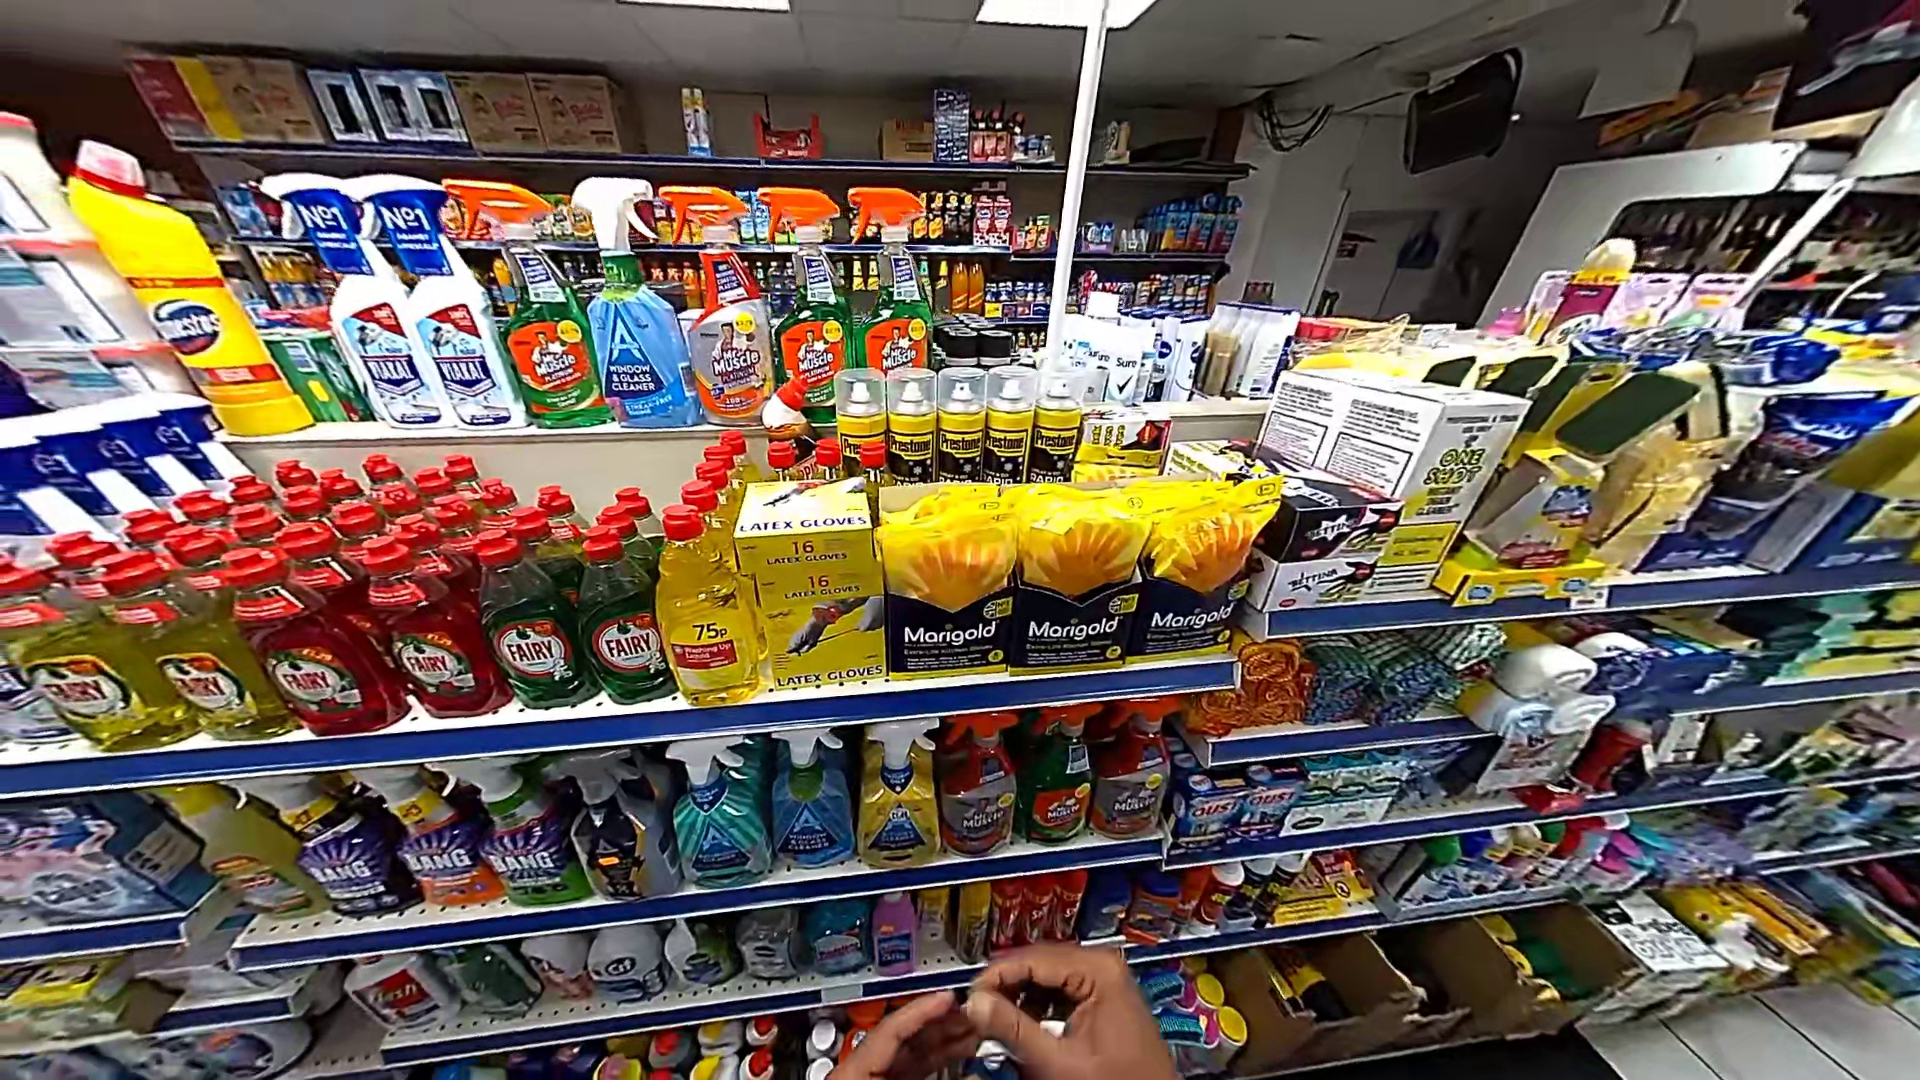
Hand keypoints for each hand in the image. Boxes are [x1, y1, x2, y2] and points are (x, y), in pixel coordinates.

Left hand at [831, 990, 978, 1079]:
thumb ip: (931, 1072)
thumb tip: (973, 1067)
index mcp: (850, 1068)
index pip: (892, 1025)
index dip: (924, 1008)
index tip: (950, 993)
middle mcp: (859, 1067)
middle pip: (905, 1035)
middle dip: (942, 1021)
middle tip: (972, 1009)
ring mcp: (871, 1078)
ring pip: (912, 1052)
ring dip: (944, 1040)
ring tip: (973, 1028)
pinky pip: (912, 1068)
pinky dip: (935, 1060)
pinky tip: (958, 1052)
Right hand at [965, 944, 1174, 1079]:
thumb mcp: (1060, 1063)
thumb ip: (1015, 1030)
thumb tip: (976, 1003)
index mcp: (1098, 966)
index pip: (1034, 957)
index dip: (997, 975)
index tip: (971, 993)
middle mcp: (1103, 962)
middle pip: (1040, 963)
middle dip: (1007, 985)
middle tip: (978, 1005)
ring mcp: (1105, 977)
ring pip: (1048, 976)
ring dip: (1020, 995)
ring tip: (995, 1016)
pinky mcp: (1103, 994)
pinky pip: (1061, 990)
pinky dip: (1039, 1005)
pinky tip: (1022, 1024)